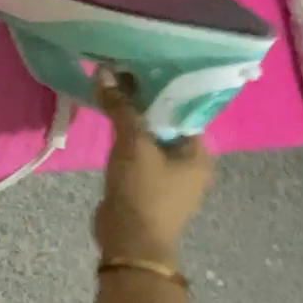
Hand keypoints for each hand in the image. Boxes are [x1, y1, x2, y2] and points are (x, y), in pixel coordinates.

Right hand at [91, 67, 213, 265]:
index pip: (182, 109)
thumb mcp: (132, 142)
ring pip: (149, 134)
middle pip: (164, 120)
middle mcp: (190, 162)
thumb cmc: (143, 189)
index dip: (159, 86)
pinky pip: (138, 148)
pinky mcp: (148, 182)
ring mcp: (169, 174)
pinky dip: (124, 133)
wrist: (130, 239)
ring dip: (130, 116)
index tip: (136, 64)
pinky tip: (106, 119)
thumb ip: (120, 105)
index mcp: (200, 153)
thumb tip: (103, 69)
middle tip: (117, 72)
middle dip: (141, 99)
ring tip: (108, 89)